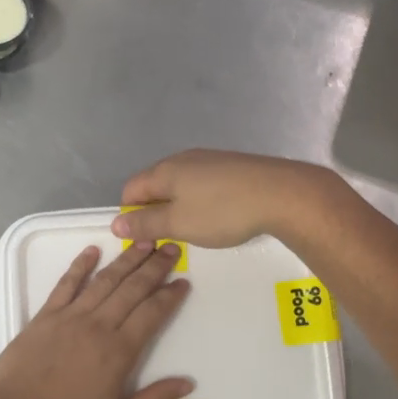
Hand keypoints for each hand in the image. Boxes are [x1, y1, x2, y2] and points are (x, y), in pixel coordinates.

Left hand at [0, 241, 193, 398]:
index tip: (183, 282)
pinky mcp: (44, 316)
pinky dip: (80, 265)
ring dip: (125, 260)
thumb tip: (187, 382)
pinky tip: (92, 250)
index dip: (170, 296)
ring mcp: (69, 317)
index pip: (152, 314)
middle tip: (172, 248)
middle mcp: (98, 326)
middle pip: (132, 289)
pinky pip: (65, 284)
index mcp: (119, 352)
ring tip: (143, 242)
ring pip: (104, 280)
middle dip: (154, 267)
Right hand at [112, 150, 340, 248]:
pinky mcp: (231, 167)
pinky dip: (201, 202)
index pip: (130, 190)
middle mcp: (183, 159)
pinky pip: (203, 184)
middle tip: (170, 239)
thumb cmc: (223, 211)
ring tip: (196, 231)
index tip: (146, 239)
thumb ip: (145, 224)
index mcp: (165, 170)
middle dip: (155, 212)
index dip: (131, 215)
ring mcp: (210, 160)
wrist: (282, 194)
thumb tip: (115, 223)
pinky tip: (219, 217)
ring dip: (179, 208)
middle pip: (155, 186)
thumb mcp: (178, 223)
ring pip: (180, 185)